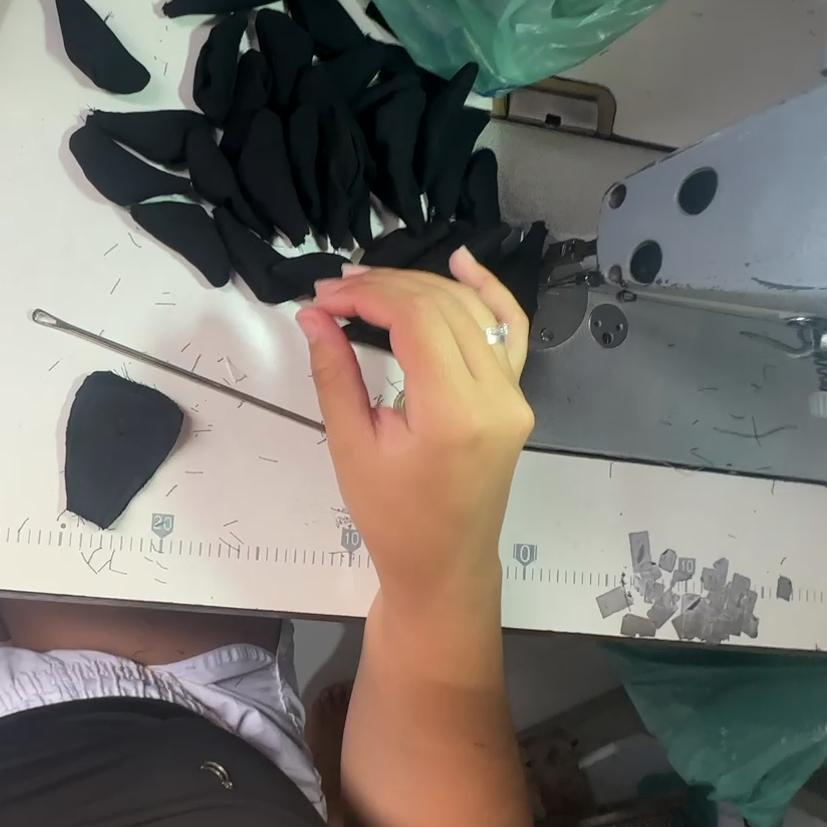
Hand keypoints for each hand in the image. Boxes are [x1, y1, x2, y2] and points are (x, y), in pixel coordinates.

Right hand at [297, 248, 532, 598]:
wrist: (442, 563)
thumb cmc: (390, 514)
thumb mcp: (350, 445)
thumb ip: (333, 374)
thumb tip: (312, 316)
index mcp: (454, 413)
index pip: (415, 320)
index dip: (366, 296)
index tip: (322, 298)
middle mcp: (496, 395)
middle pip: (443, 307)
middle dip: (384, 286)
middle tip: (332, 289)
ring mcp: (514, 394)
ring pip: (472, 311)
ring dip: (419, 285)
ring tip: (367, 280)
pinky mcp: (514, 397)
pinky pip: (509, 331)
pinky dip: (487, 292)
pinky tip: (461, 264)